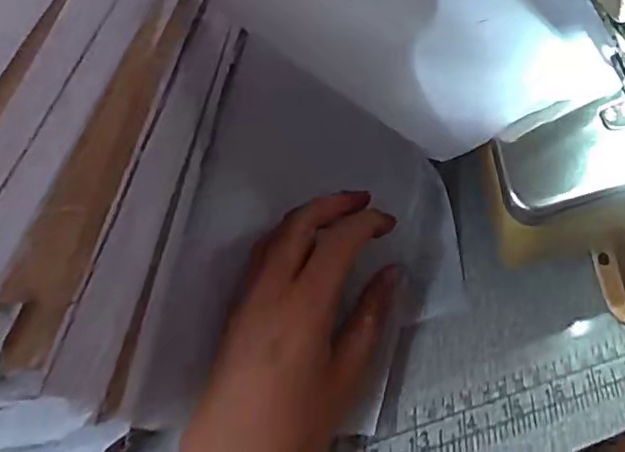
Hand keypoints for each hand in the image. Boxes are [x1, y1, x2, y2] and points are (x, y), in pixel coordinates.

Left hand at [183, 192, 401, 451]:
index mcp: (304, 305)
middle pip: (300, 223)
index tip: (389, 224)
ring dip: (308, 214)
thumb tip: (391, 273)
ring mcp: (246, 299)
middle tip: (364, 201)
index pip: (339, 240)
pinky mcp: (233, 312)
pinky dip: (287, 233)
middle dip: (335, 202)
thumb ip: (370, 316)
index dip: (368, 222)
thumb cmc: (296, 423)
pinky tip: (302, 246)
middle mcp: (271, 291)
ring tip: (336, 215)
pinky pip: (260, 253)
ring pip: (275, 234)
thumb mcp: (346, 376)